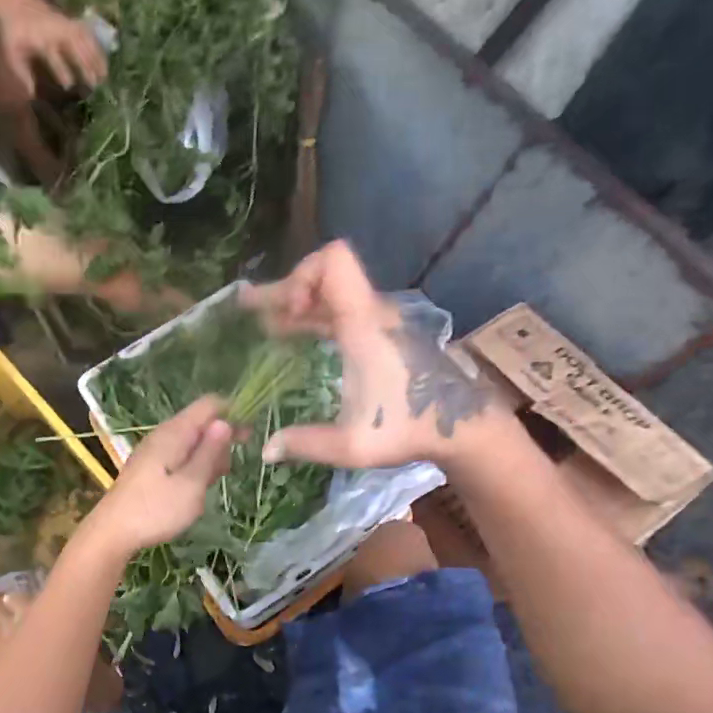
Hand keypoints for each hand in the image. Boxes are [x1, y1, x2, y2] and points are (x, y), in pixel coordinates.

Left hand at [0, 0, 106, 99]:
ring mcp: (65, 25)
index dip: (62, 71)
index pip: (54, 56)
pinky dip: (97, 49)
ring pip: (85, 42)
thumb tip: (32, 96)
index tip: (69, 86)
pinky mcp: (71, 21)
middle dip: (85, 67)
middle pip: (75, 49)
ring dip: (96, 59)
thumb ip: (22, 73)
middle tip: (94, 86)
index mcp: (40, 39)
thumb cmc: (13, 31)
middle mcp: (56, 31)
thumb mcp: (12, 52)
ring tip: (104, 77)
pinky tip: (104, 62)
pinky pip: (88, 36)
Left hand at [80, 397, 233, 555]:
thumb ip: (210, 453)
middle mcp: (164, 434)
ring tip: (214, 481)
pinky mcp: (151, 466)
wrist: (112, 533)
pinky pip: (180, 454)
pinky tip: (197, 486)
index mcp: (175, 433)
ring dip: (209, 455)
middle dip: (222, 438)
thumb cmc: (156, 510)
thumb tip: (226, 422)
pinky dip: (195, 464)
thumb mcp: (191, 484)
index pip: (209, 404)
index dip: (233, 413)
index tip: (250, 436)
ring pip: (192, 440)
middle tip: (230, 468)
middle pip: (201, 421)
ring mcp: (155, 450)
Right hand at [252, 241, 507, 469]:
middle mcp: (372, 313)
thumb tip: (266, 450)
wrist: (461, 427)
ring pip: (332, 294)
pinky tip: (297, 337)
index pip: (333, 261)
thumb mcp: (353, 445)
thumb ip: (306, 444)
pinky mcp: (383, 336)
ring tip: (268, 326)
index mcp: (364, 324)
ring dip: (300, 305)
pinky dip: (317, 317)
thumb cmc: (410, 429)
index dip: (302, 276)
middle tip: (250, 309)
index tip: (289, 313)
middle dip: (287, 290)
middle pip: (325, 275)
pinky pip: (343, 311)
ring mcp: (379, 323)